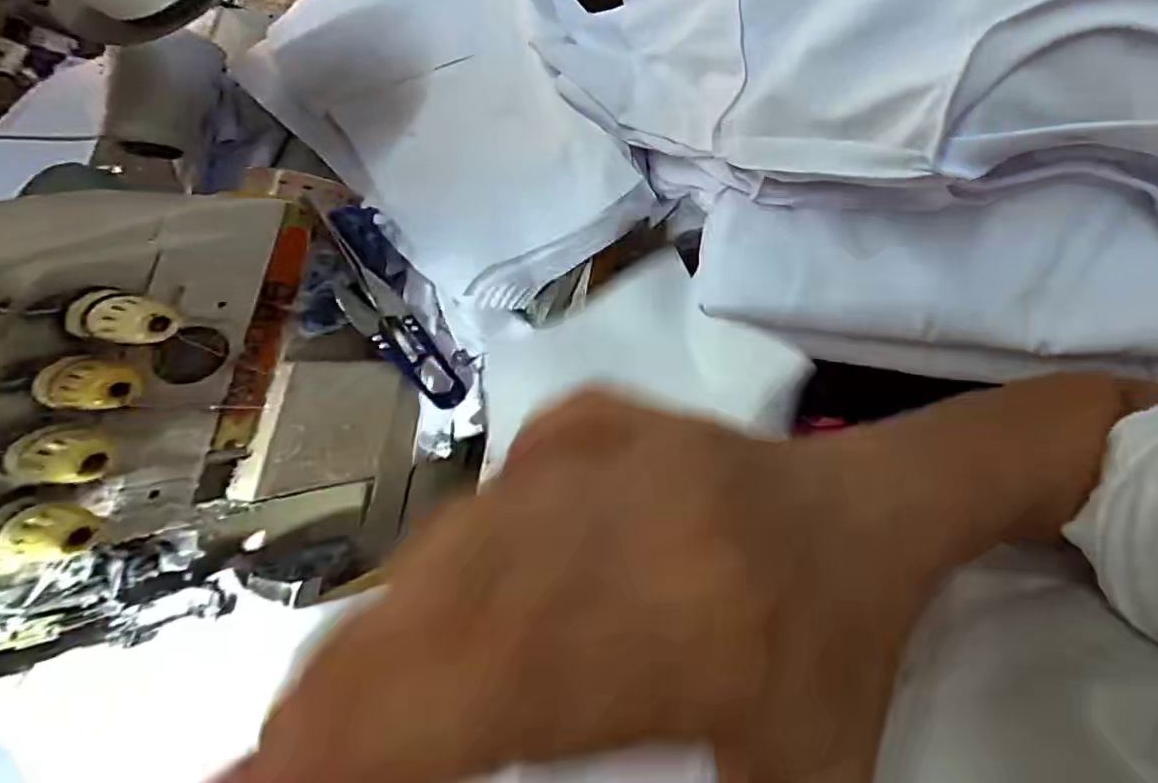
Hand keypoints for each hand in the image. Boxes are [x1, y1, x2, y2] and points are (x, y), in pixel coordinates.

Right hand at [225, 376, 1157, 782]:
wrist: (869, 512)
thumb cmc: (836, 658)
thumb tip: (482, 765)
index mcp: (686, 624)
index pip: (479, 686)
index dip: (352, 747)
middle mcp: (641, 517)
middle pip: (449, 604)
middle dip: (343, 694)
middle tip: (288, 756)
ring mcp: (632, 444)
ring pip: (465, 532)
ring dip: (392, 616)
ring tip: (350, 683)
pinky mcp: (626, 411)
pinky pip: (514, 466)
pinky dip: (466, 531)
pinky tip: (463, 569)